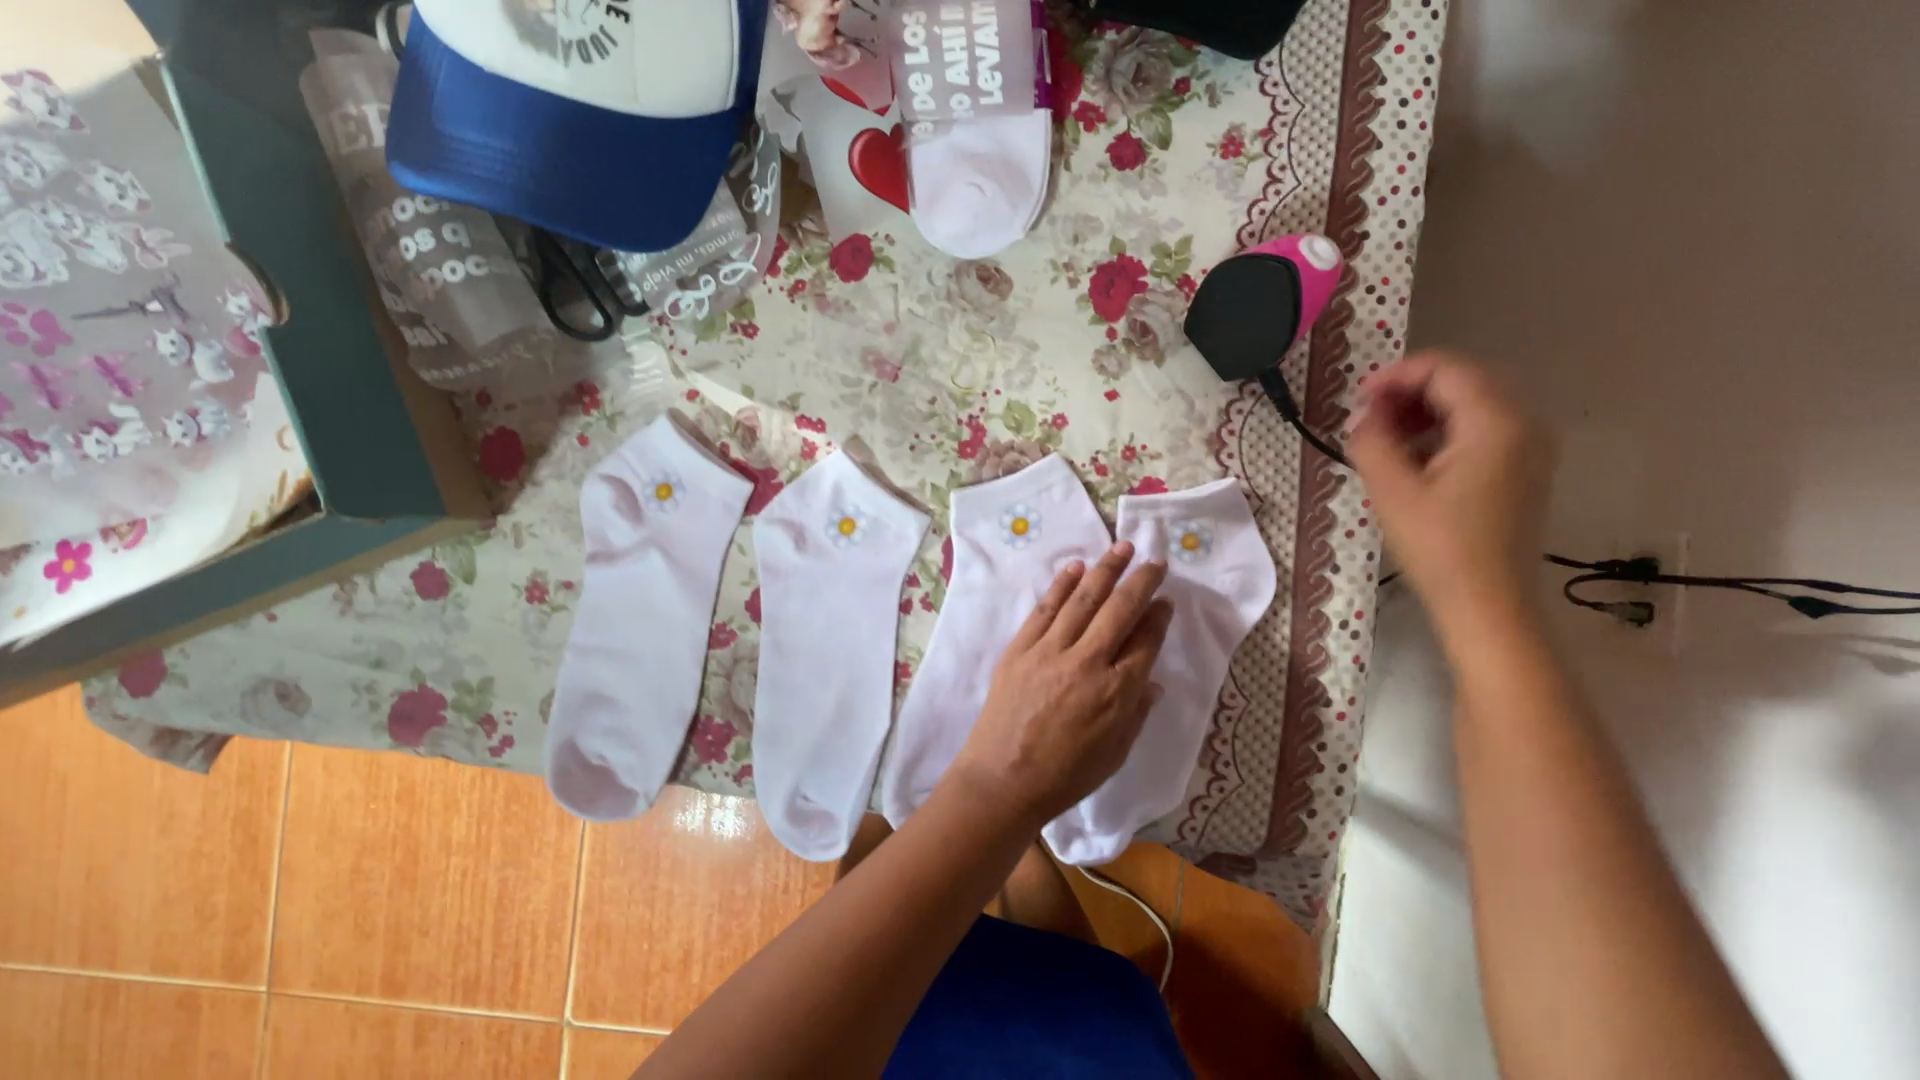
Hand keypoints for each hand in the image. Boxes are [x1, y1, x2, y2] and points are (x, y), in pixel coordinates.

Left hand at [946, 542, 1174, 828]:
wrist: (1002, 780)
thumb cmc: (1065, 776)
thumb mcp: (1115, 754)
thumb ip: (1137, 714)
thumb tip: (1153, 683)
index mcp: (1117, 692)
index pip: (1146, 642)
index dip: (1159, 618)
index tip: (1166, 601)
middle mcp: (1087, 662)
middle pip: (1120, 610)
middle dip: (1141, 582)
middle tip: (1155, 562)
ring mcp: (1050, 651)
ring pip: (1083, 600)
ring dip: (1106, 570)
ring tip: (1123, 547)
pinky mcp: (1020, 649)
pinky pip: (1045, 609)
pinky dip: (1062, 585)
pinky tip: (1076, 568)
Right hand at [1346, 350, 1551, 626]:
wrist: (1489, 605)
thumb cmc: (1439, 548)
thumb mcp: (1392, 491)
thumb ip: (1371, 440)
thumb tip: (1362, 416)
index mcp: (1496, 422)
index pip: (1446, 369)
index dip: (1397, 375)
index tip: (1357, 397)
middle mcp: (1524, 424)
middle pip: (1464, 381)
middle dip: (1411, 390)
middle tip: (1368, 417)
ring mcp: (1530, 448)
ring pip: (1474, 405)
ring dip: (1426, 411)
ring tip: (1384, 438)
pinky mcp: (1524, 471)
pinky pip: (1483, 430)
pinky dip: (1445, 431)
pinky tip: (1414, 458)